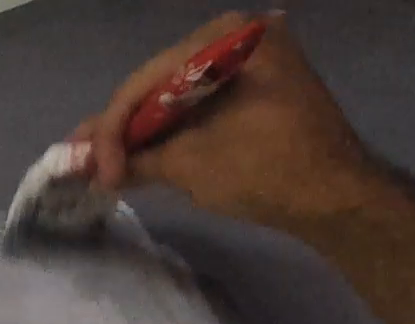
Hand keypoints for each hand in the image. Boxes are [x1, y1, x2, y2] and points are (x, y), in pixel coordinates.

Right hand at [70, 12, 384, 220]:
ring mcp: (249, 63)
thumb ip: (134, 160)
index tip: (92, 173)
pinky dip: (167, 133)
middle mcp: (237, 37)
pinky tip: (137, 154)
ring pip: (173, 98)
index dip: (110, 130)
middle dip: (119, 129)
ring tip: (99, 163)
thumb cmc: (264, 169)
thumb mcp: (190, 163)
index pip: (145, 81)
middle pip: (156, 85)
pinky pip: (197, 107)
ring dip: (138, 133)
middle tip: (80, 163)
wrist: (333, 195)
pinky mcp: (254, 91)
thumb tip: (87, 169)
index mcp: (226, 38)